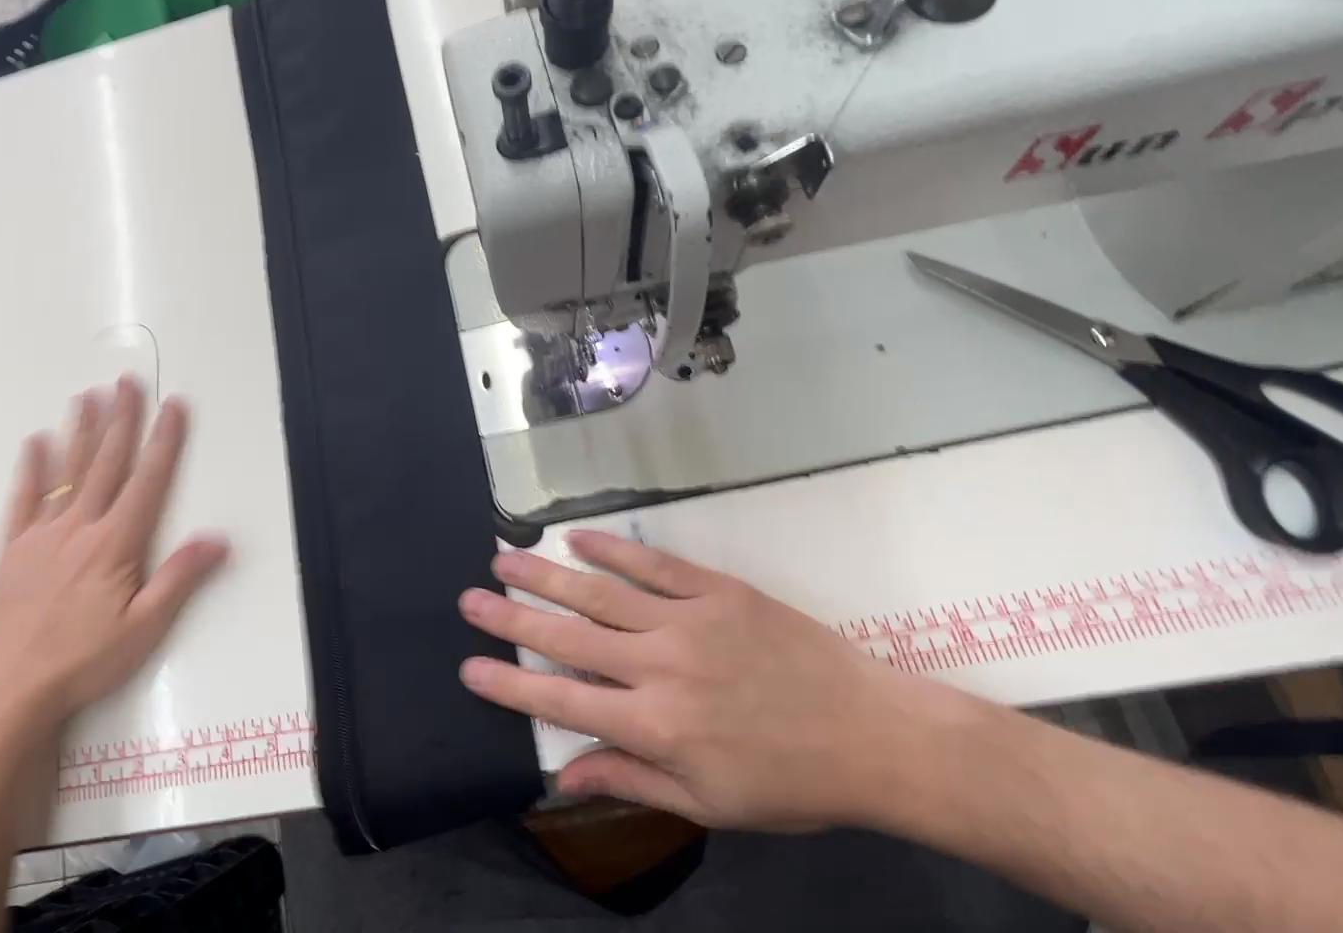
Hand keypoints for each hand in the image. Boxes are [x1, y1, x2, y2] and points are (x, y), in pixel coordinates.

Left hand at [0, 377, 228, 720]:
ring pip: (67, 472)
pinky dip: (31, 469)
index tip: (173, 405)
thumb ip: (180, 578)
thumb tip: (218, 537)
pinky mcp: (13, 551)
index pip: (147, 481)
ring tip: (88, 395)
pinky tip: (35, 442)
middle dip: (122, 420)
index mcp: (116, 544)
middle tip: (128, 380)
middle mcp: (80, 528)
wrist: (10, 688)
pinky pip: (23, 500)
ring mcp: (42, 536)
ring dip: (81, 431)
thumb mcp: (145, 627)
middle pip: (106, 464)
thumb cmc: (85, 660)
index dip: (164, 441)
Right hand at [457, 531, 951, 830]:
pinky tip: (577, 539)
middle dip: (511, 618)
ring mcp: (689, 621)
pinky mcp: (719, 591)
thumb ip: (632, 779)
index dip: (509, 686)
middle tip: (469, 599)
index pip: (562, 701)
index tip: (468, 667)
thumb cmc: (789, 781)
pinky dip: (612, 550)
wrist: (874, 734)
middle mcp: (660, 666)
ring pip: (600, 593)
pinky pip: (654, 565)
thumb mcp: (708, 803)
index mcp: (655, 725)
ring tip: (503, 559)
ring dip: (546, 576)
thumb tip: (565, 777)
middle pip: (568, 637)